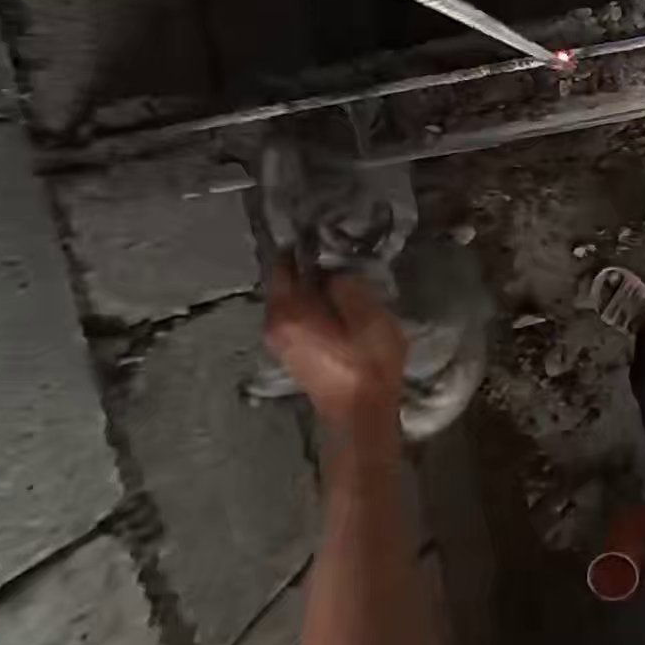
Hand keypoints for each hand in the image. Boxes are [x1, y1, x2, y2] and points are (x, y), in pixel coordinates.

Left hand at [264, 260, 407, 437]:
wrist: (360, 412)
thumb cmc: (368, 362)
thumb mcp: (369, 317)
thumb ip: (348, 287)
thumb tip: (334, 270)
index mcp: (289, 311)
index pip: (282, 264)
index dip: (302, 245)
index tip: (327, 232)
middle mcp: (275, 323)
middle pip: (284, 281)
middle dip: (308, 264)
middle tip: (341, 251)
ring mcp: (281, 340)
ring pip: (291, 298)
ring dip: (313, 284)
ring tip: (344, 274)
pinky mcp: (293, 351)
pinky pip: (297, 314)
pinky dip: (313, 302)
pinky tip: (339, 301)